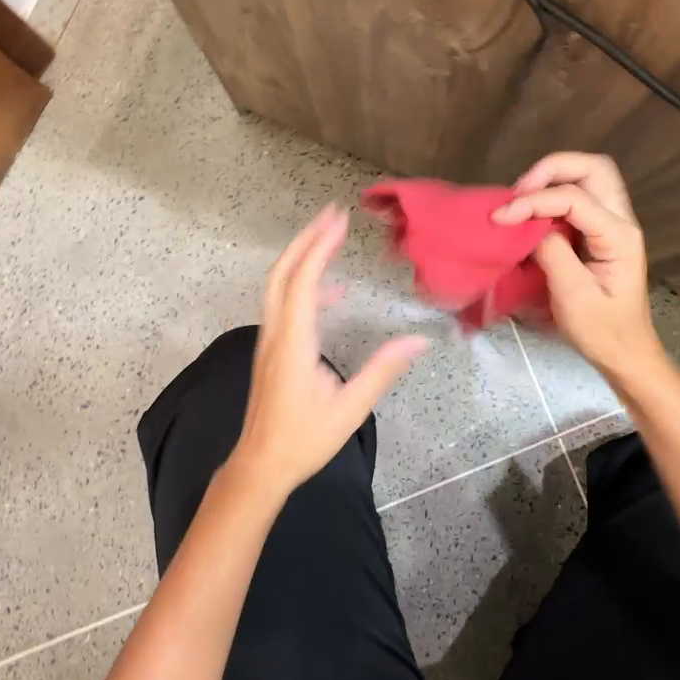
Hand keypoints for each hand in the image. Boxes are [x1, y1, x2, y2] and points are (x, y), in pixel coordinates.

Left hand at [229, 206, 428, 494]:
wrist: (260, 465)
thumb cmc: (304, 439)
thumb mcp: (350, 409)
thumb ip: (382, 371)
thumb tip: (419, 341)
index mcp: (294, 342)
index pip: (303, 281)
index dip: (320, 246)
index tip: (339, 219)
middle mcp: (276, 333)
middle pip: (282, 272)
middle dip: (306, 239)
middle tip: (332, 214)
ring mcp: (269, 341)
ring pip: (278, 285)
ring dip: (302, 257)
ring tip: (332, 239)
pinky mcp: (271, 350)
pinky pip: (283, 303)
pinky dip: (303, 285)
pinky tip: (333, 294)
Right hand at [492, 153, 665, 380]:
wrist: (626, 354)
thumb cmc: (602, 331)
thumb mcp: (574, 296)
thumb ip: (552, 253)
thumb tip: (528, 226)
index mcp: (619, 236)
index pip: (574, 197)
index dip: (534, 201)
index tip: (501, 218)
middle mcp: (621, 221)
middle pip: (593, 168)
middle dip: (552, 169)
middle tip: (519, 192)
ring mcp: (613, 225)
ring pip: (588, 177)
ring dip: (552, 180)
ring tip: (521, 201)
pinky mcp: (600, 233)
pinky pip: (580, 198)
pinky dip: (553, 196)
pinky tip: (531, 215)